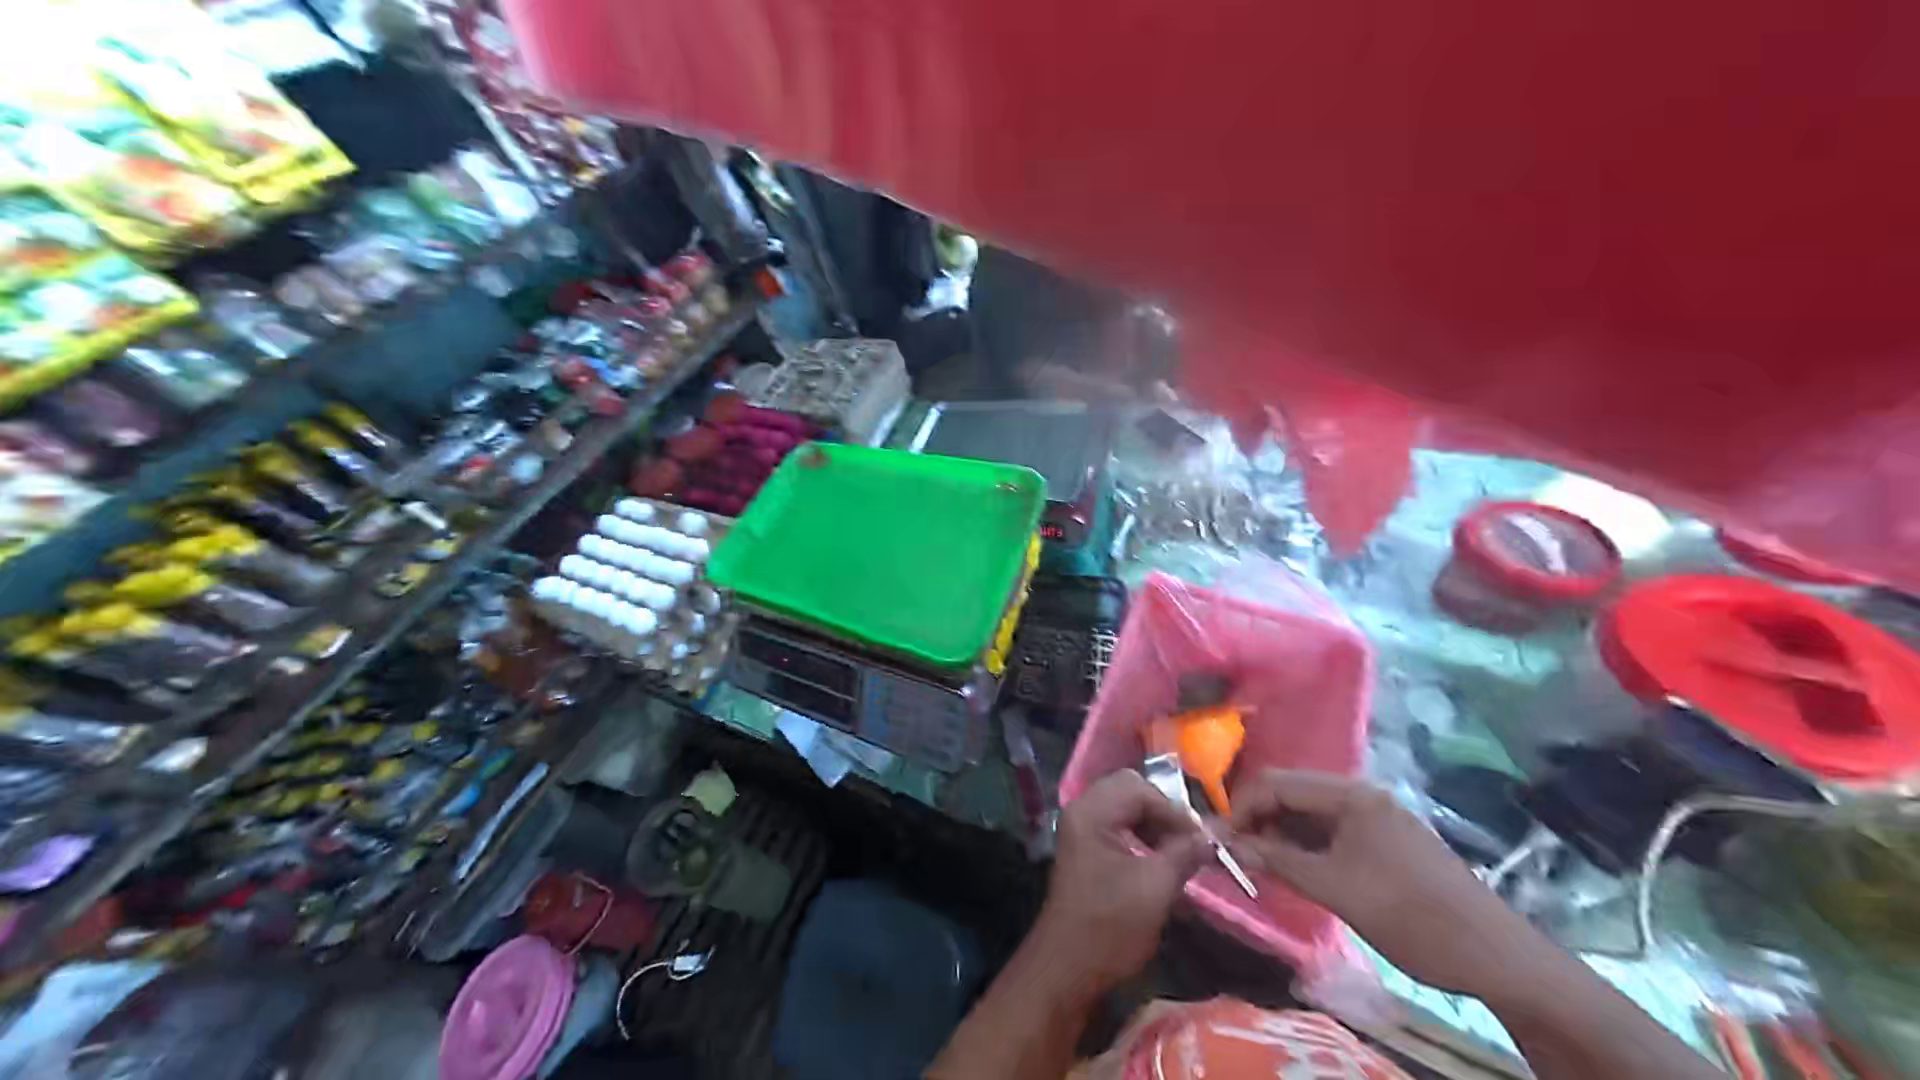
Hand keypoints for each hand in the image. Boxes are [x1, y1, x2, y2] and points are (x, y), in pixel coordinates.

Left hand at [1035, 770, 1208, 989]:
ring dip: (1154, 823)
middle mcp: (1081, 810)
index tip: (1201, 839)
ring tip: (1179, 851)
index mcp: (1091, 812)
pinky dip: (1141, 834)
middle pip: (1129, 789)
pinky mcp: (1085, 846)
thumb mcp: (1155, 888)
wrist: (1067, 967)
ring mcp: (1080, 828)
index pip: (1139, 788)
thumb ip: (1184, 854)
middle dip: (1164, 811)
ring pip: (1124, 805)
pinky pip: (1117, 823)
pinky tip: (1159, 858)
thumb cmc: (1109, 926)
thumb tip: (1211, 836)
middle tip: (1190, 840)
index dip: (1174, 811)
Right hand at [1228, 769, 1532, 996]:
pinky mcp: (1383, 843)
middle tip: (1235, 854)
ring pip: (1308, 816)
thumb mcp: (1335, 888)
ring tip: (1257, 865)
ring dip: (1279, 836)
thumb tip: (1226, 844)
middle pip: (1292, 795)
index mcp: (1351, 795)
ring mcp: (1374, 819)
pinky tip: (1292, 870)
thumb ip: (1276, 860)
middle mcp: (1361, 797)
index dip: (1241, 808)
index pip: (1277, 783)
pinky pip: (1329, 834)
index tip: (1220, 839)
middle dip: (1258, 820)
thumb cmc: (1411, 916)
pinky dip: (1304, 848)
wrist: (1499, 960)